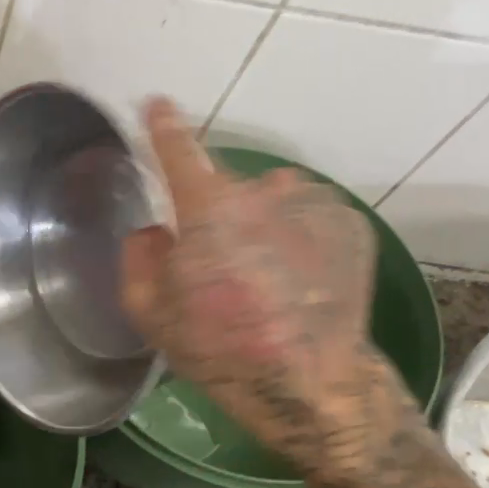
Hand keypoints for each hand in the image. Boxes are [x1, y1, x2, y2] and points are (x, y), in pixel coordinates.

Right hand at [120, 98, 387, 470]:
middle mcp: (264, 192)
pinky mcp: (349, 224)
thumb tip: (155, 232)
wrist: (307, 380)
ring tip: (260, 282)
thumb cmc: (219, 348)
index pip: (179, 151)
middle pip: (226, 192)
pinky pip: (306, 220)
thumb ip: (139, 258)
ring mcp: (314, 204)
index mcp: (209, 209)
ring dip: (259, 229)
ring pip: (270, 205)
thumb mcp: (150, 314)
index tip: (156, 107)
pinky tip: (293, 284)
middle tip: (215, 273)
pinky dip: (295, 241)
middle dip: (215, 220)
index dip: (162, 128)